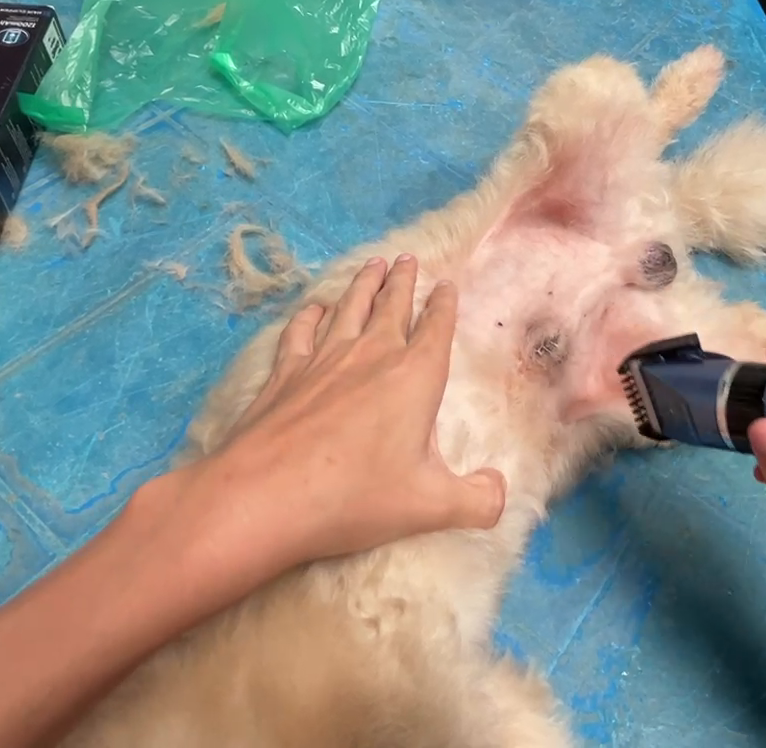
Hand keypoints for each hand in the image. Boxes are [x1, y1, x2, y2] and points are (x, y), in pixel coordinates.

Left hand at [132, 255, 506, 609]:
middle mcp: (372, 355)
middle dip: (403, 280)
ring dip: (364, 284)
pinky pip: (301, 331)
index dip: (443, 303)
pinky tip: (314, 307)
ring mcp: (324, 359)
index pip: (436, 327)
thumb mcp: (432, 507)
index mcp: (414, 376)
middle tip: (407, 258)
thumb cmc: (356, 496)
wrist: (264, 496)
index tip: (446, 284)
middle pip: (392, 305)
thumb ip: (478, 500)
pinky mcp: (286, 372)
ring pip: (350, 307)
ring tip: (373, 264)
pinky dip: (309, 315)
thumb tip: (500, 491)